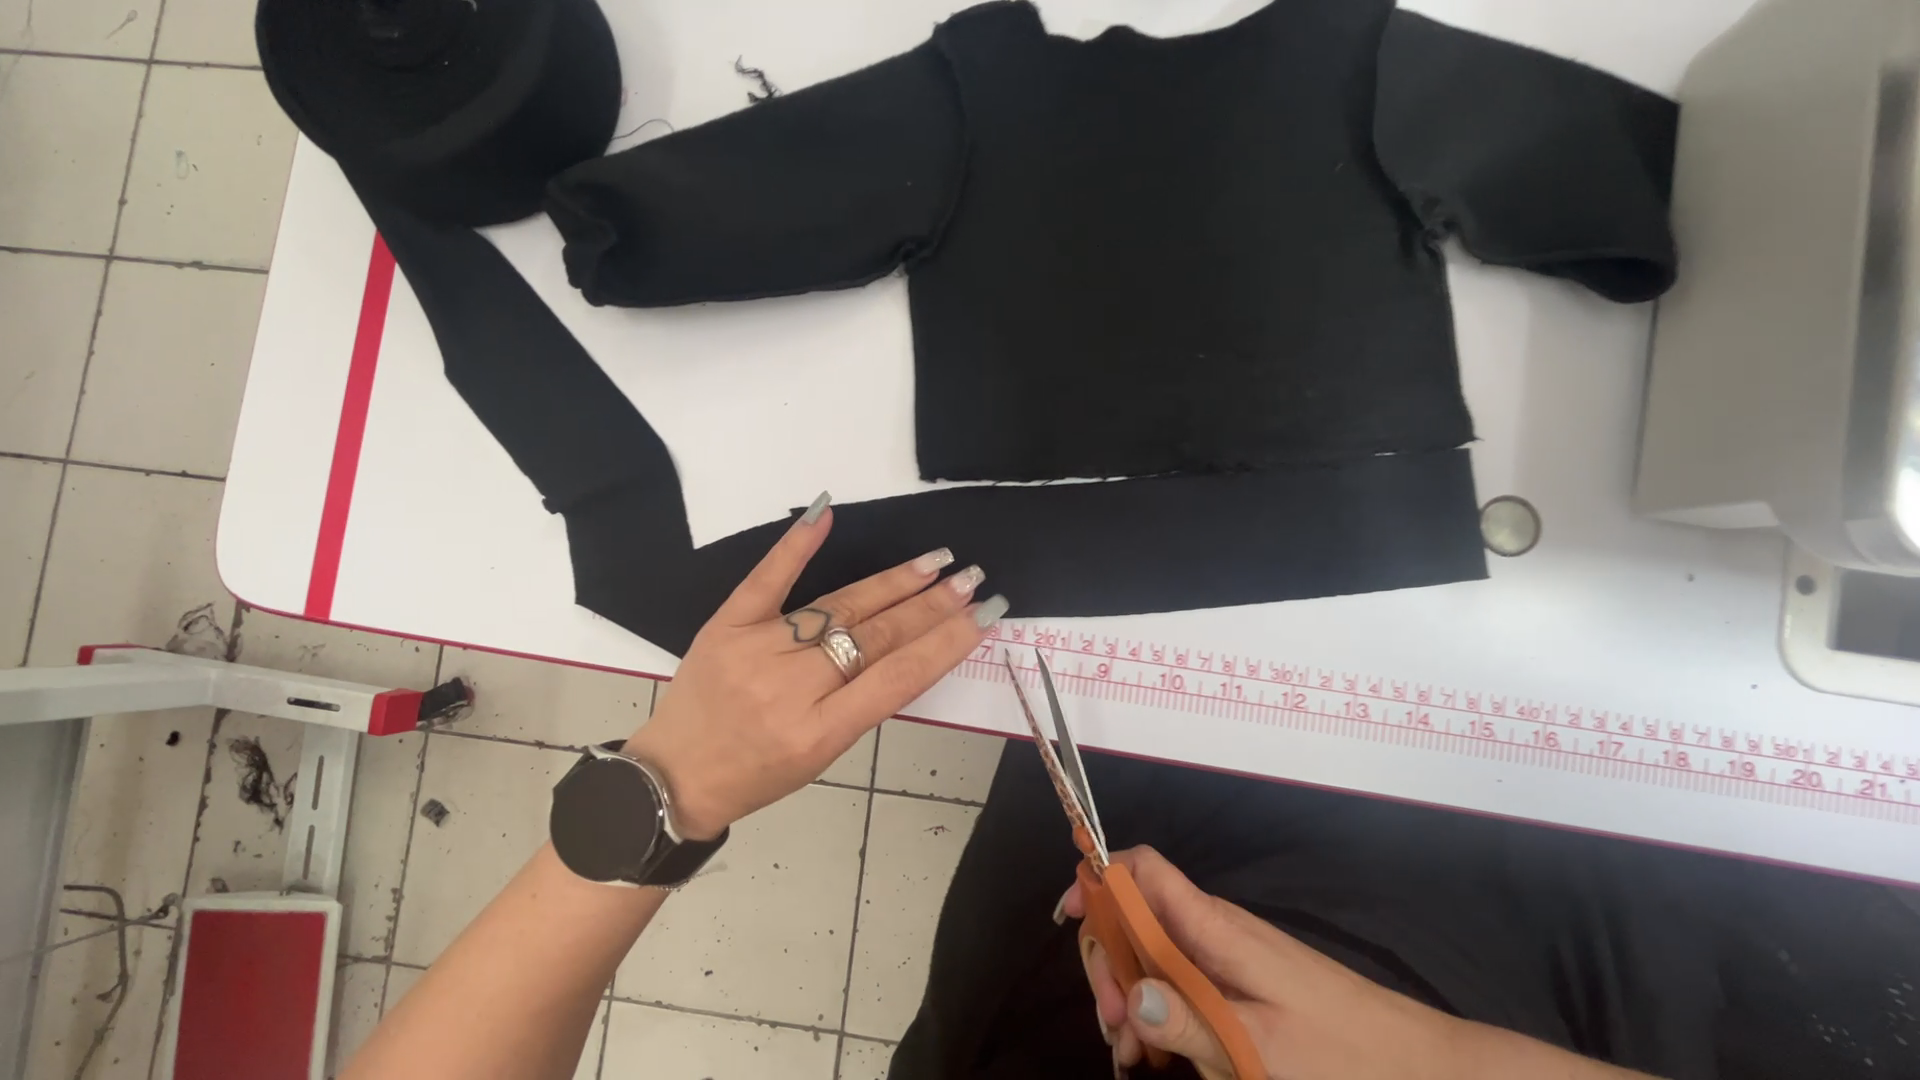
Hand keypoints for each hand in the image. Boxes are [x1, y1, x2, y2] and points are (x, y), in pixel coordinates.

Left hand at [623, 493, 1007, 839]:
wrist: (674, 777)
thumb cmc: (759, 775)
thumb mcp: (823, 756)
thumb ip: (864, 704)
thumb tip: (912, 650)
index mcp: (821, 733)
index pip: (899, 678)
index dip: (946, 643)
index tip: (984, 616)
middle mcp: (792, 689)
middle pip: (875, 636)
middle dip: (931, 606)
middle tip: (970, 580)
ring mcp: (756, 651)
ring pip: (838, 606)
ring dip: (892, 582)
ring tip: (935, 562)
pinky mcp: (725, 625)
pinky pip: (766, 579)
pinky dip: (798, 544)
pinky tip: (827, 512)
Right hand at [1065, 846, 1452, 1079]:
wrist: (1418, 1068)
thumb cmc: (1342, 1055)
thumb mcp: (1260, 1049)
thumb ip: (1190, 1022)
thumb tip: (1130, 996)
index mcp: (1214, 927)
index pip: (1144, 869)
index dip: (1101, 875)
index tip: (1070, 915)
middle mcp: (1211, 930)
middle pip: (1134, 916)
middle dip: (1108, 961)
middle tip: (1113, 1025)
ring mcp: (1222, 957)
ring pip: (1151, 954)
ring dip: (1129, 995)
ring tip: (1130, 1054)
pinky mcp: (1234, 984)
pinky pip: (1177, 982)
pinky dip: (1156, 1011)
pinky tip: (1154, 1056)